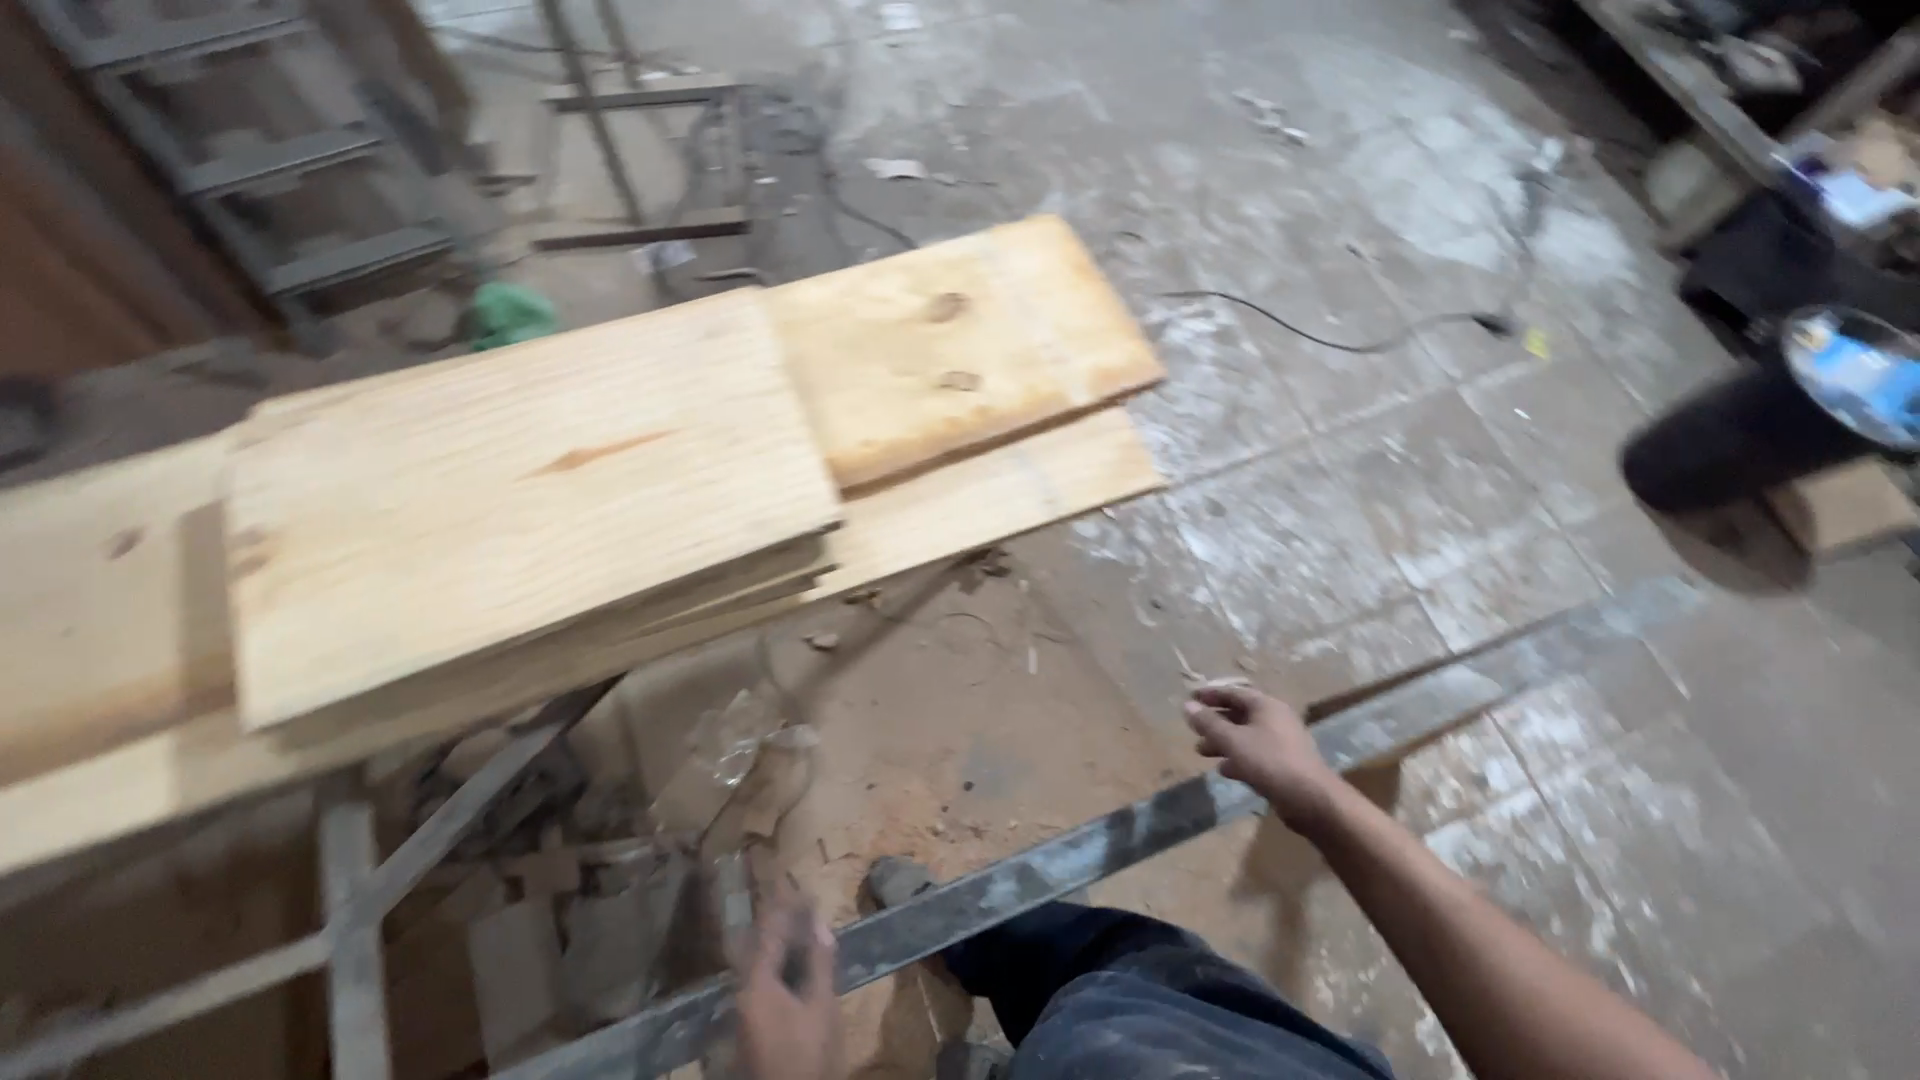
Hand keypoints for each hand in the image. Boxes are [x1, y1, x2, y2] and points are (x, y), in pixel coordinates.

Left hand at [736, 894, 841, 1079]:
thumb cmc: (808, 1052)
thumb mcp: (821, 1006)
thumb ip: (819, 963)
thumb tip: (820, 925)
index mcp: (756, 984)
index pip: (768, 934)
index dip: (784, 907)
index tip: (797, 884)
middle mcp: (743, 993)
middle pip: (758, 946)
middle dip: (777, 921)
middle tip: (796, 899)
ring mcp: (744, 1011)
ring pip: (759, 964)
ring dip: (778, 942)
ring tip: (798, 923)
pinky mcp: (751, 1025)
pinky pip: (761, 980)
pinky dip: (777, 962)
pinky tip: (793, 961)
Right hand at [1185, 684, 1342, 832]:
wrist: (1311, 798)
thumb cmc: (1269, 762)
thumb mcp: (1232, 740)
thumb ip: (1209, 723)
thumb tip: (1187, 705)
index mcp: (1266, 706)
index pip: (1233, 692)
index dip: (1211, 694)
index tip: (1191, 698)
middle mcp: (1276, 719)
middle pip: (1240, 714)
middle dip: (1215, 722)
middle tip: (1194, 730)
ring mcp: (1282, 742)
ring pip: (1246, 736)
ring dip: (1223, 742)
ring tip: (1202, 752)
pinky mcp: (1285, 763)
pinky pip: (1256, 754)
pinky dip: (1238, 758)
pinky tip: (1225, 770)